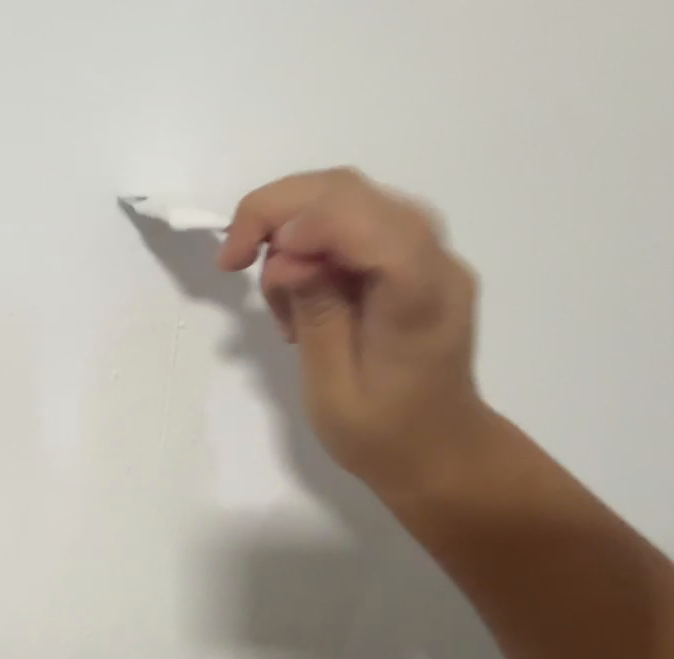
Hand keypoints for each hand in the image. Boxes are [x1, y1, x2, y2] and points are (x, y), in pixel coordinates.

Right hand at [218, 168, 490, 495]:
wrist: (440, 452)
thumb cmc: (384, 437)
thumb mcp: (334, 390)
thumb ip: (316, 315)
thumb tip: (288, 257)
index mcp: (419, 296)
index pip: (362, 219)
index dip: (297, 220)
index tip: (241, 262)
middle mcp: (432, 258)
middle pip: (349, 191)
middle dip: (278, 211)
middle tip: (232, 259)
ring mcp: (427, 254)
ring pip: (349, 201)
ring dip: (293, 232)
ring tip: (278, 302)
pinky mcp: (413, 262)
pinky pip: (356, 226)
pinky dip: (313, 246)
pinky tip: (302, 295)